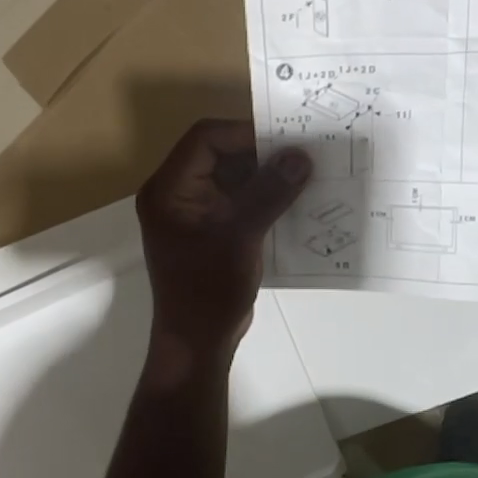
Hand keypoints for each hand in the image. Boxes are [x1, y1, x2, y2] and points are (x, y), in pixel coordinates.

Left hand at [136, 120, 310, 371]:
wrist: (198, 345)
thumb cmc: (207, 293)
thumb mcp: (239, 239)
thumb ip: (268, 195)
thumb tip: (300, 156)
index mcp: (169, 189)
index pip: (204, 139)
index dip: (244, 133)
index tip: (286, 137)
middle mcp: (178, 193)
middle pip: (220, 153)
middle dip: (261, 151)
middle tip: (304, 149)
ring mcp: (196, 211)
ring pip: (234, 175)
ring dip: (268, 173)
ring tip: (308, 170)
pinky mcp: (214, 228)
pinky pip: (241, 198)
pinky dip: (267, 195)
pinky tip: (299, 197)